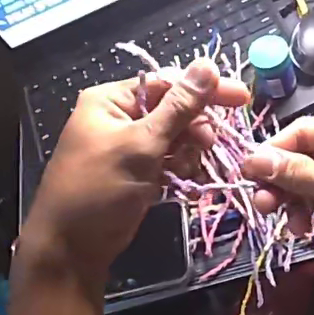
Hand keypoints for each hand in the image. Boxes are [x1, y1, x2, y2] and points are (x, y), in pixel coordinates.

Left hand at [23, 59, 249, 279]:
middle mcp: (121, 118)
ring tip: (187, 173)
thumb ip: (179, 107)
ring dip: (190, 154)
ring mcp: (131, 147)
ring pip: (178, 139)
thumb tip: (208, 64)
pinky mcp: (139, 173)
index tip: (242, 97)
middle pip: (175, 110)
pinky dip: (182, 171)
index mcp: (112, 100)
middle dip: (195, 129)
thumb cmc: (99, 189)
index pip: (167, 82)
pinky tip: (187, 185)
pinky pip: (171, 162)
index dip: (205, 89)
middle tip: (209, 145)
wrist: (71, 249)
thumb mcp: (141, 144)